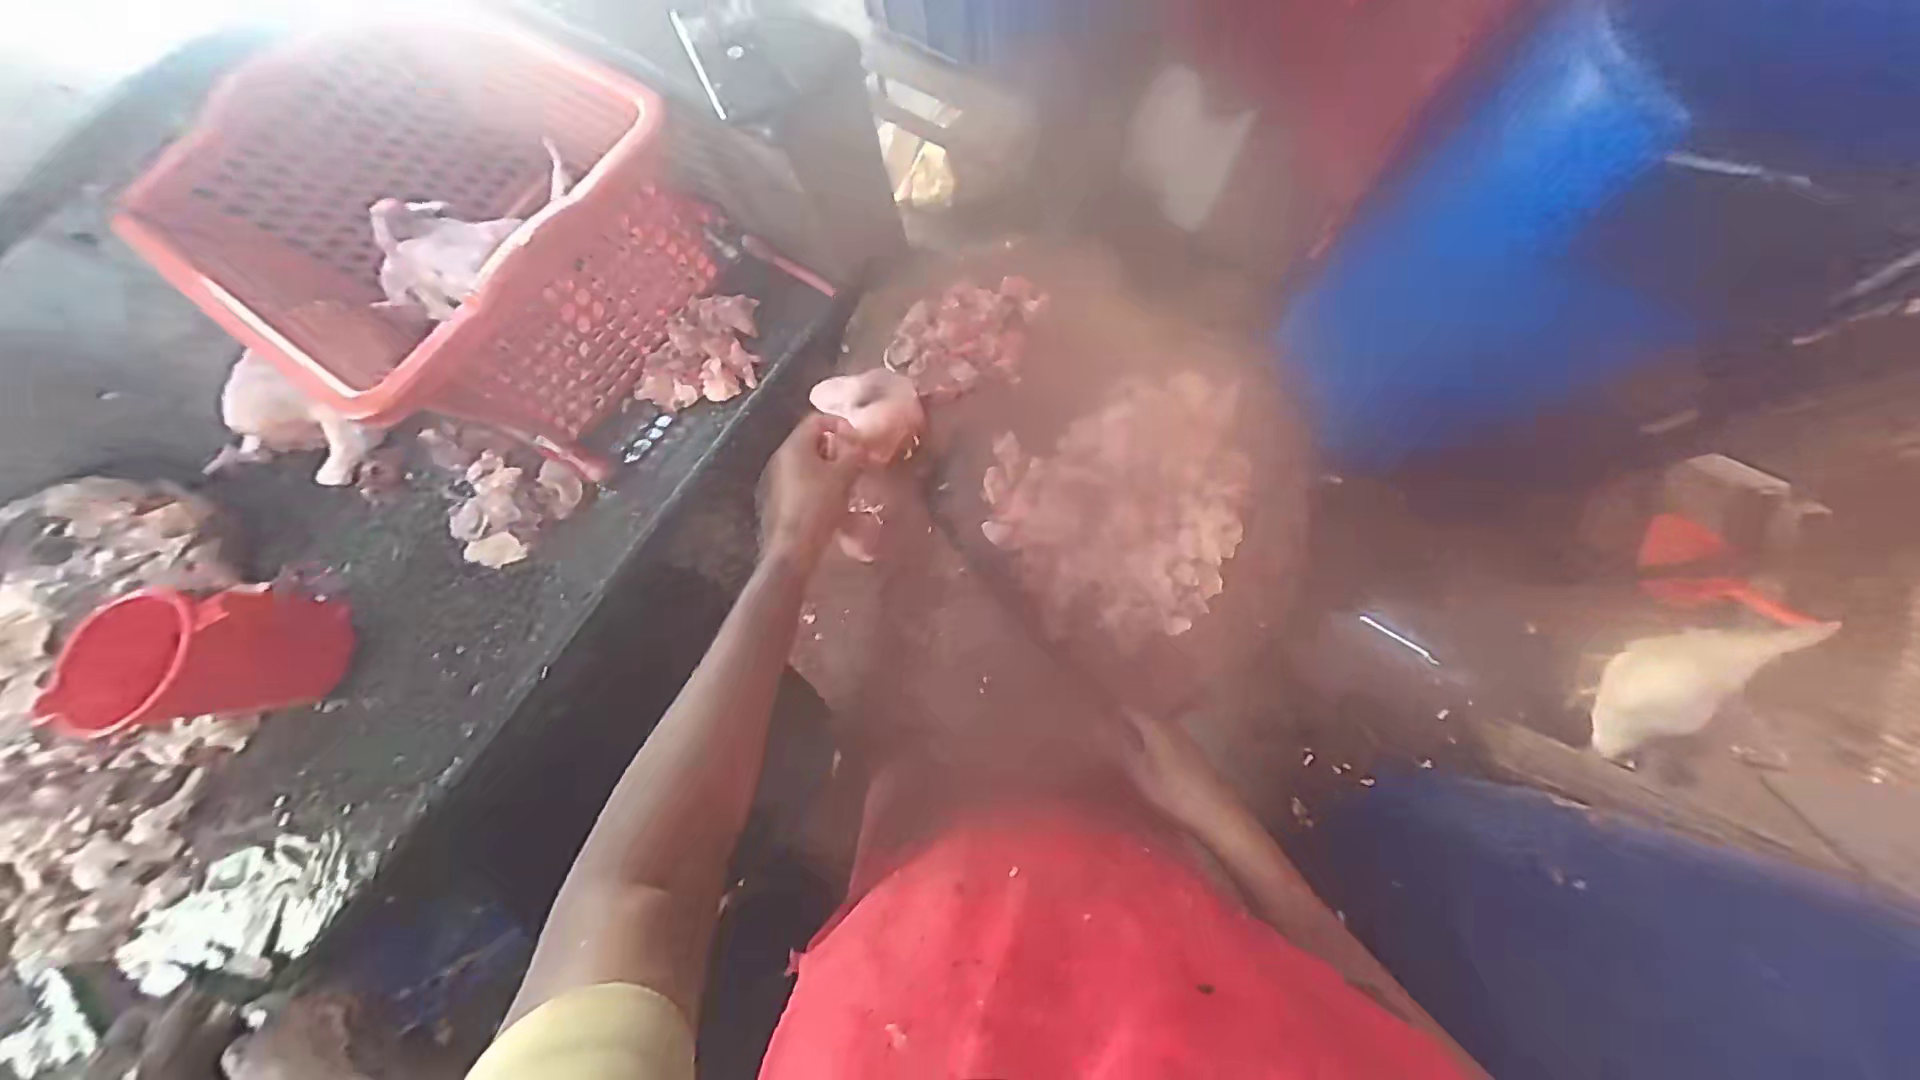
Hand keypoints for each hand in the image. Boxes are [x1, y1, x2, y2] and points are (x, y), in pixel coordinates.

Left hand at [759, 412, 863, 567]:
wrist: (793, 546)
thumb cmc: (819, 505)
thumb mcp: (844, 477)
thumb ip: (854, 455)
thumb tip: (859, 446)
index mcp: (795, 446)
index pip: (818, 419)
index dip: (841, 425)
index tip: (858, 443)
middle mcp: (781, 457)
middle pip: (812, 441)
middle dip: (837, 449)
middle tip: (855, 464)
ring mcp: (776, 478)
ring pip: (808, 463)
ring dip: (829, 469)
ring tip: (847, 484)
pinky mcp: (778, 498)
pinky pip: (801, 481)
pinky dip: (818, 484)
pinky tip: (832, 502)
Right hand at [1115, 710, 1242, 833]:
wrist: (1215, 812)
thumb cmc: (1171, 791)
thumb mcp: (1137, 771)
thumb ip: (1121, 746)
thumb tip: (1103, 726)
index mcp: (1155, 724)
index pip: (1127, 709)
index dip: (1111, 713)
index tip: (1096, 721)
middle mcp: (1170, 724)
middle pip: (1142, 717)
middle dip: (1125, 723)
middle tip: (1106, 735)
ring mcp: (1184, 737)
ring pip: (1154, 729)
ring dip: (1139, 735)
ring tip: (1122, 747)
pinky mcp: (1192, 752)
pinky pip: (1165, 740)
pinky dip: (1153, 744)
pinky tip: (1146, 758)